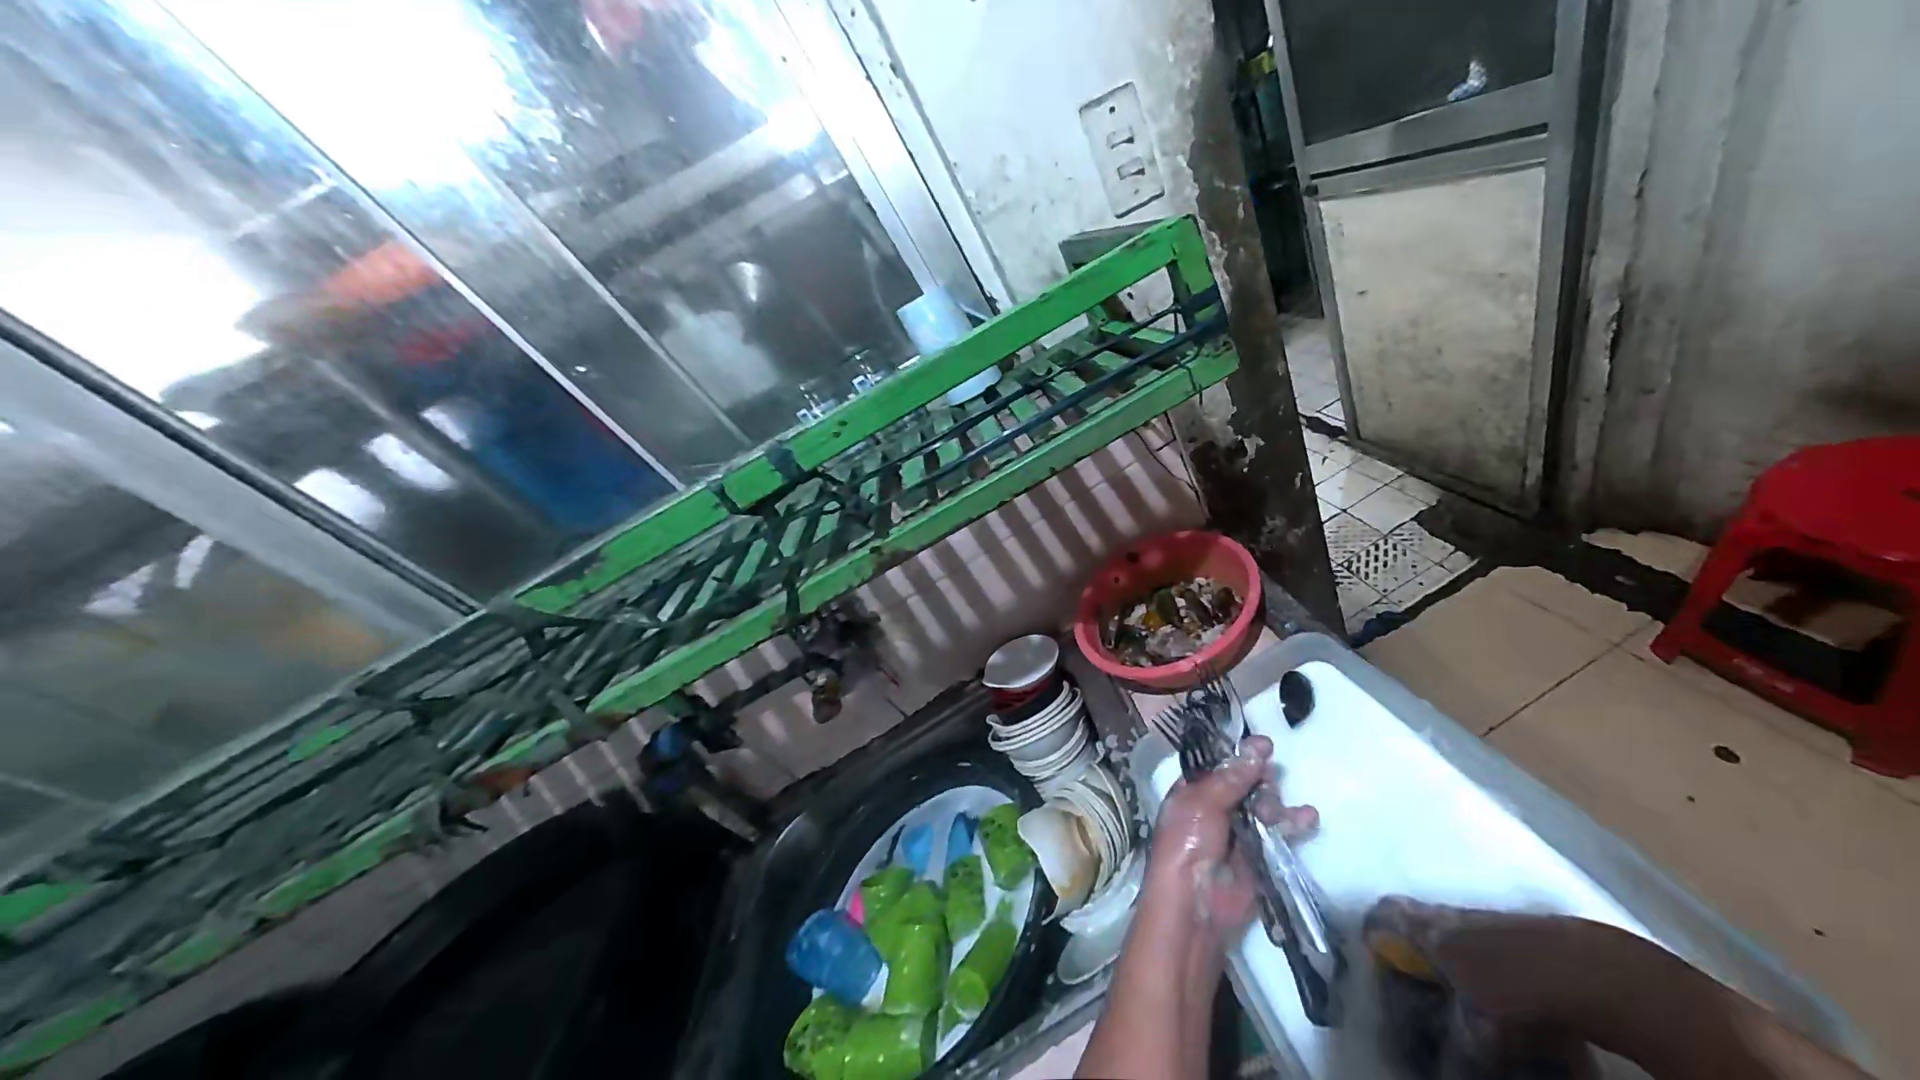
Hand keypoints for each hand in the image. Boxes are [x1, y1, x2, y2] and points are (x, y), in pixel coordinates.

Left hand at [1147, 734, 1319, 933]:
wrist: (1195, 902)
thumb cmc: (1187, 843)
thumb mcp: (1201, 803)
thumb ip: (1229, 778)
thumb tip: (1254, 751)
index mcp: (1193, 791)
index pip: (1219, 765)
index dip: (1240, 754)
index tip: (1264, 744)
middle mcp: (1216, 807)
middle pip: (1246, 783)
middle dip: (1260, 779)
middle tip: (1268, 781)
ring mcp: (1239, 831)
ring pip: (1265, 805)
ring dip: (1276, 802)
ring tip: (1277, 811)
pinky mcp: (1260, 855)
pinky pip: (1279, 833)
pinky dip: (1294, 823)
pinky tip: (1307, 817)